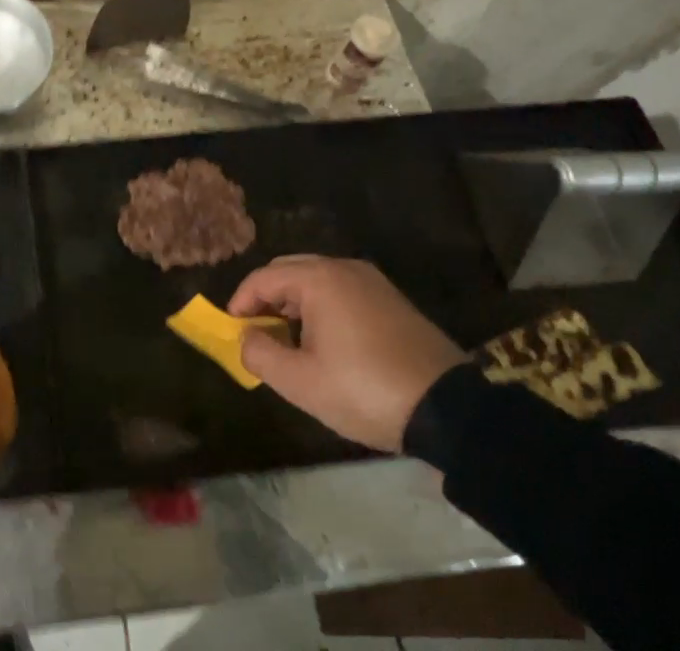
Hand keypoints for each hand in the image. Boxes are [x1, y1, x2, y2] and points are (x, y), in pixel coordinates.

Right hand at [229, 255, 466, 452]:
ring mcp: (375, 284)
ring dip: (294, 303)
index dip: (240, 302)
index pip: (263, 278)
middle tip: (255, 332)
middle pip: (290, 270)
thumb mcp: (299, 381)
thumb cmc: (363, 391)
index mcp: (320, 280)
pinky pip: (343, 293)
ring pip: (318, 280)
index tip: (231, 331)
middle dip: (266, 298)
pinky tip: (322, 342)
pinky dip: (321, 308)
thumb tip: (246, 338)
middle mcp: (347, 270)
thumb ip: (260, 354)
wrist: (447, 410)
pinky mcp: (394, 302)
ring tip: (286, 340)